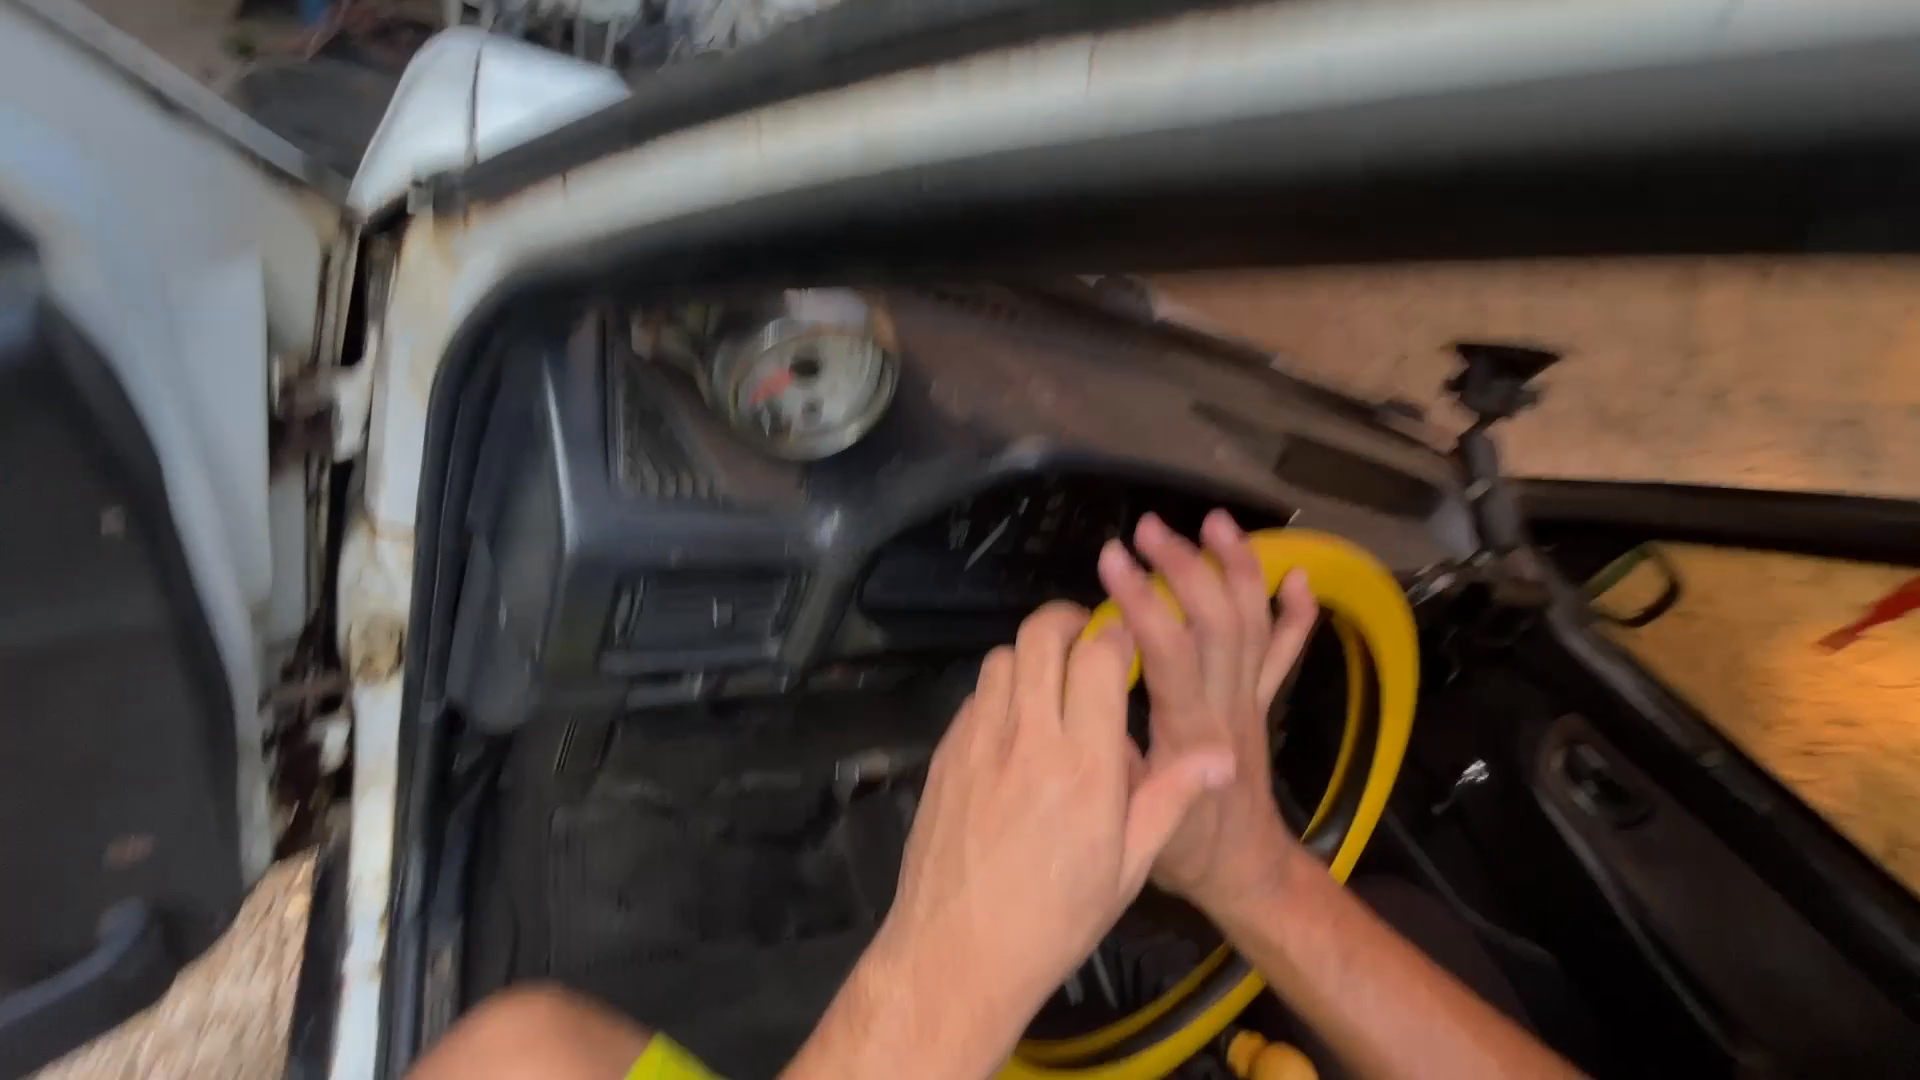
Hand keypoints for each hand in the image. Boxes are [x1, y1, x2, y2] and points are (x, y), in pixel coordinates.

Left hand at [875, 602, 1234, 1032]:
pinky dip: (998, 692)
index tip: (1127, 644)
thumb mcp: (1129, 868)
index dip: (1117, 637)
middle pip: (1041, 636)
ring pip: (1002, 657)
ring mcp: (978, 741)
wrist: (957, 953)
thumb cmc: (1056, 918)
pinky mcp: (945, 752)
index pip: (1100, 658)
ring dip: (1030, 656)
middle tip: (1084, 639)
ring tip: (1048, 681)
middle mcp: (1028, 737)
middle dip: (1068, 622)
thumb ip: (1171, 798)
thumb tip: (1223, 756)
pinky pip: (974, 696)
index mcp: (1085, 764)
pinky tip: (1011, 726)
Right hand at [1095, 510, 1319, 919]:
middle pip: (1218, 622)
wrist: (1247, 871)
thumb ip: (1114, 758)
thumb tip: (1086, 697)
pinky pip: (1287, 653)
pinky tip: (1295, 575)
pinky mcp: (1264, 703)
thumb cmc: (1184, 849)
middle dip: (1186, 566)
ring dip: (1238, 567)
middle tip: (1149, 528)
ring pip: (1253, 623)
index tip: (1111, 557)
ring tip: (1215, 522)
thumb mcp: (1131, 819)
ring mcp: (1253, 700)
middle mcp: (1228, 705)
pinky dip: (1295, 613)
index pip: (1169, 652)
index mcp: (1189, 731)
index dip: (1142, 600)